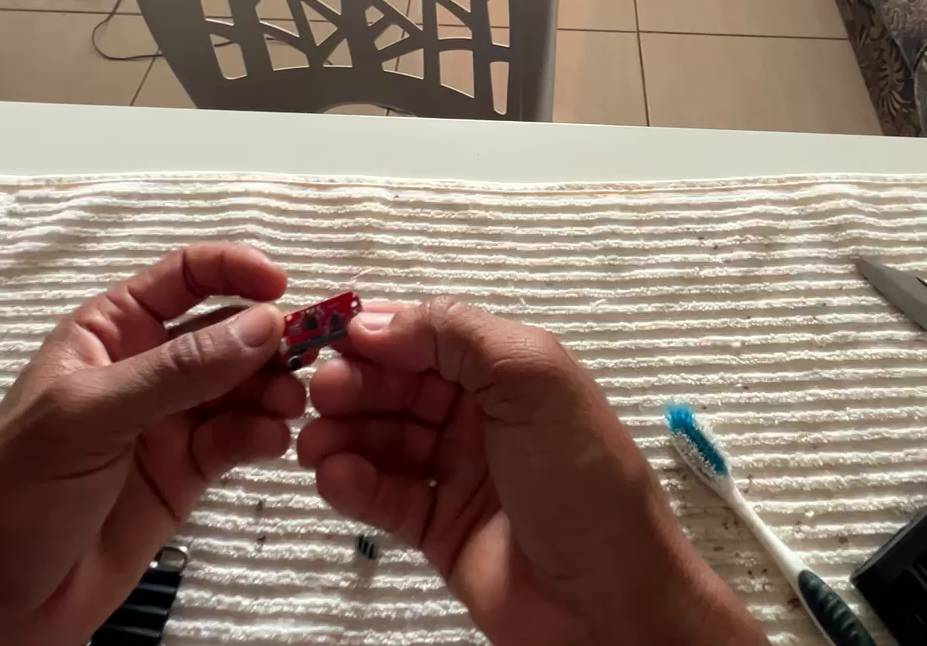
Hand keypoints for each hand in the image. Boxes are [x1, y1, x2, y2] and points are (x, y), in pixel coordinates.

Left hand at [0, 244, 303, 645]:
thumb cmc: (11, 496)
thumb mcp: (88, 418)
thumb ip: (180, 370)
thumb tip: (267, 323)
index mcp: (113, 331)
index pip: (185, 276)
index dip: (235, 269)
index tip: (282, 284)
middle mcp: (150, 365)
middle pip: (228, 328)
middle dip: (268, 338)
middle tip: (304, 359)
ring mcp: (173, 418)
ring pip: (244, 382)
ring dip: (273, 387)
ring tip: (287, 408)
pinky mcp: (191, 468)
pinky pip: (240, 435)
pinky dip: (262, 433)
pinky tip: (268, 443)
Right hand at [298, 299, 765, 645]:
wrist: (612, 606)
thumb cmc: (581, 475)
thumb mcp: (533, 378)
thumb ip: (457, 334)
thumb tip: (370, 319)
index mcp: (504, 368)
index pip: (428, 335)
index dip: (380, 332)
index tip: (330, 337)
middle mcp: (479, 412)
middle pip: (400, 383)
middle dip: (357, 383)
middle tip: (322, 394)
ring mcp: (458, 470)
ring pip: (385, 437)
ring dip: (344, 433)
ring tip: (314, 442)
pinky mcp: (439, 527)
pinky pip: (386, 496)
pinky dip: (355, 483)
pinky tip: (333, 477)